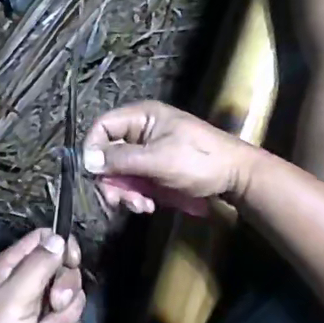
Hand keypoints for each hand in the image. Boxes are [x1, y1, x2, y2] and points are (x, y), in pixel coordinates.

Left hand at [0, 228, 86, 322]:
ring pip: (73, 304)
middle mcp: (28, 286)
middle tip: (54, 306)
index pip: (44, 240)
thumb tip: (59, 237)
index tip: (70, 262)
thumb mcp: (12, 298)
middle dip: (66, 292)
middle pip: (66, 272)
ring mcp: (40, 313)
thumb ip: (38, 266)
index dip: (61, 246)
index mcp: (12, 269)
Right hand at [81, 100, 261, 216]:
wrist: (237, 178)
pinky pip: (134, 182)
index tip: (92, 174)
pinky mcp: (154, 170)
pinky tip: (148, 206)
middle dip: (111, 179)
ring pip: (119, 172)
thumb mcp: (158, 159)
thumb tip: (86, 160)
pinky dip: (136, 196)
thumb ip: (121, 159)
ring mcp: (148, 151)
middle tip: (117, 201)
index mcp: (142, 116)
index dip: (92, 149)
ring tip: (140, 206)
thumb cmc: (198, 161)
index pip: (102, 126)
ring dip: (124, 192)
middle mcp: (141, 130)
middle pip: (107, 153)